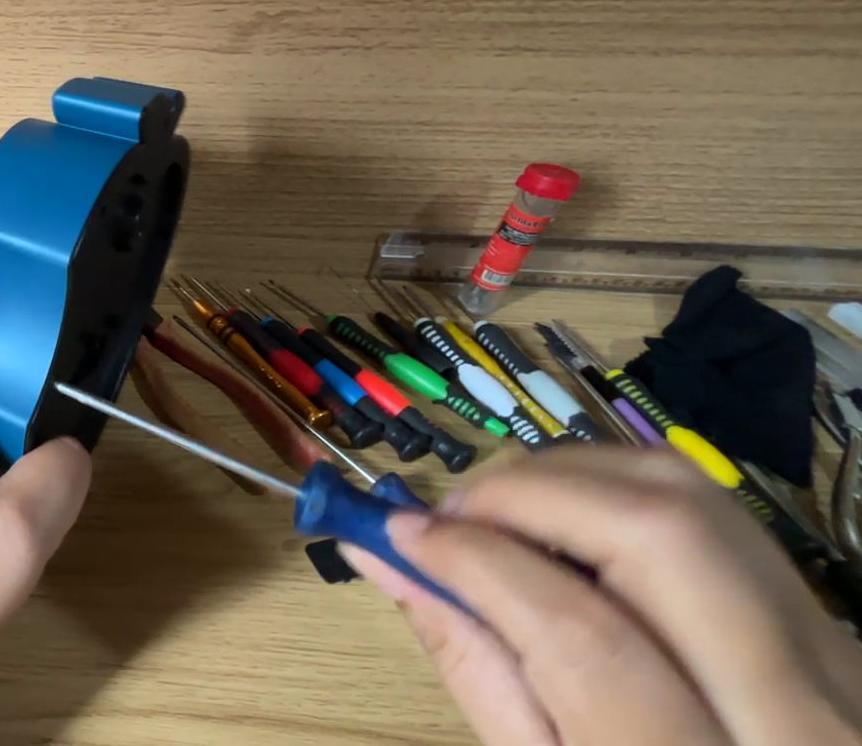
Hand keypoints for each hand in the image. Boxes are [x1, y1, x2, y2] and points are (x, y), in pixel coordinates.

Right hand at [345, 447, 861, 745]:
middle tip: (457, 510)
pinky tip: (566, 525)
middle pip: (661, 531)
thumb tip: (378, 550)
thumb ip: (467, 660)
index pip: (580, 632)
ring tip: (505, 510)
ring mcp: (844, 665)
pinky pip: (717, 516)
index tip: (400, 530)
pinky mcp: (836, 627)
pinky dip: (616, 491)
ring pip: (695, 498)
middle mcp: (806, 719)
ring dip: (570, 475)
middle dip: (527, 491)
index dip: (472, 559)